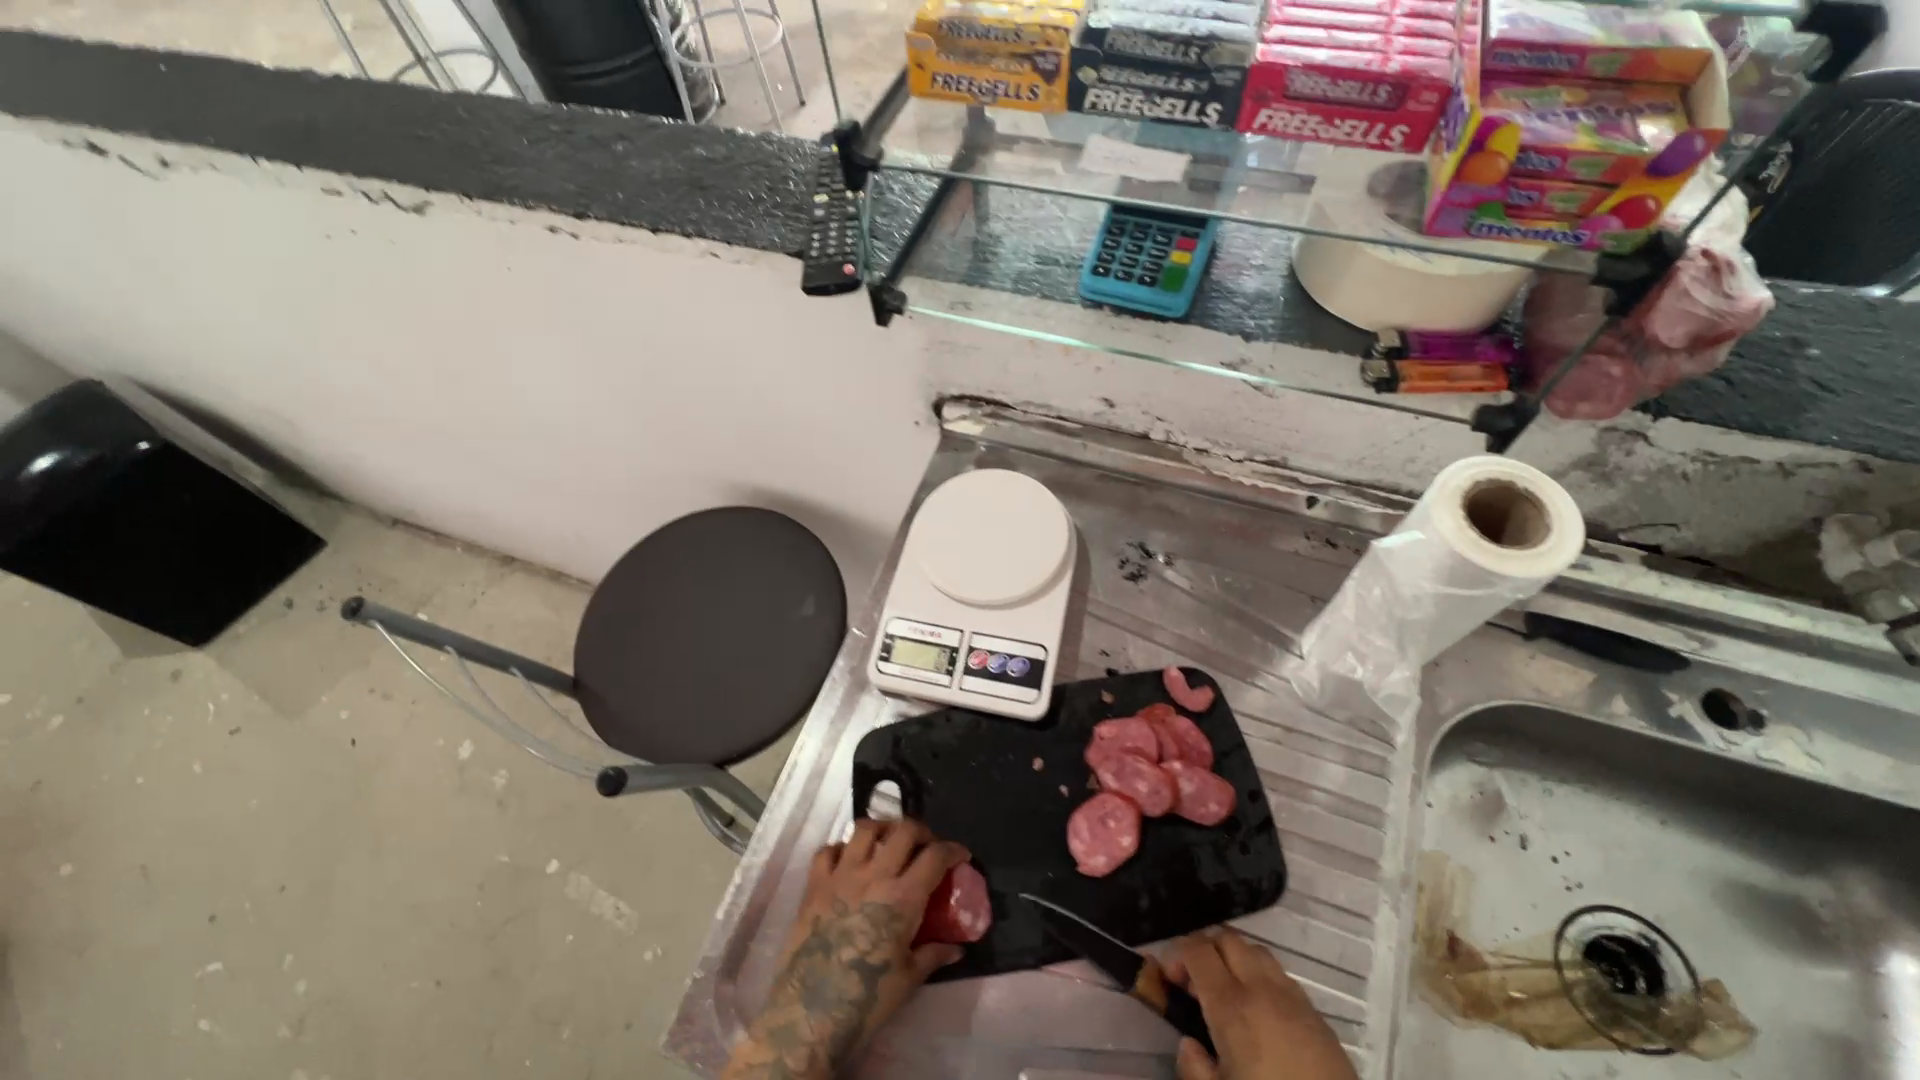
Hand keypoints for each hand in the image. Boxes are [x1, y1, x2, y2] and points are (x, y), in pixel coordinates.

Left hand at [721, 819, 970, 1079]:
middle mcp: (874, 876)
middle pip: (903, 830)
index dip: (953, 850)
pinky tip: (850, 861)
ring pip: (865, 828)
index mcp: (903, 897)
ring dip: (883, 829)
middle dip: (922, 832)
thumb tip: (957, 948)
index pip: (935, 856)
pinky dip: (843, 848)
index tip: (961, 856)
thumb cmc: (867, 998)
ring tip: (889, 843)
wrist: (810, 1013)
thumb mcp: (910, 978)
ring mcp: (840, 876)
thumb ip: (934, 954)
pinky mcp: (814, 885)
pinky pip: (828, 850)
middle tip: (927, 846)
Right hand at [1166, 930, 1359, 1079]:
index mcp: (1230, 1005)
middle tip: (1195, 986)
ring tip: (1227, 994)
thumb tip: (1188, 1044)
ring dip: (1233, 960)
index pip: (1197, 949)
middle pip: (1226, 938)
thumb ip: (1193, 1068)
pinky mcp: (1314, 1011)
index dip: (1176, 955)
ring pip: (1255, 950)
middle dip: (1204, 951)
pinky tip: (1259, 1013)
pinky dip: (1260, 977)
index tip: (1170, 981)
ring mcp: (1291, 995)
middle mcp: (1260, 988)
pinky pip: (1279, 974)